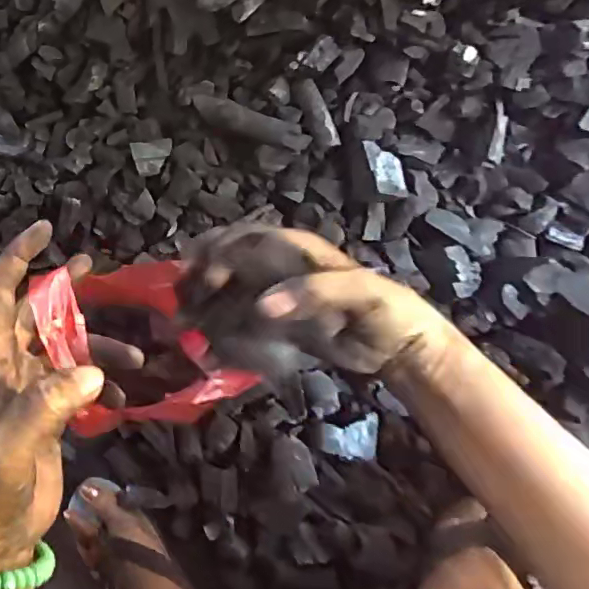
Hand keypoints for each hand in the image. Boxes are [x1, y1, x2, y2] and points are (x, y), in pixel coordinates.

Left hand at [0, 221, 141, 571]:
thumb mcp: (11, 446)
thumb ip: (46, 407)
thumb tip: (92, 372)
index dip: (17, 259)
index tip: (44, 230)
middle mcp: (8, 365)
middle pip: (35, 312)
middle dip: (63, 289)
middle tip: (95, 267)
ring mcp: (29, 388)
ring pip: (64, 348)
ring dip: (96, 347)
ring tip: (133, 360)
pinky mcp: (48, 412)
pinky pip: (78, 382)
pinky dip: (102, 383)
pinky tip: (124, 397)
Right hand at [187, 224, 454, 375]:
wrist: (405, 350)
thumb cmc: (387, 311)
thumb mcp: (361, 293)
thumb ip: (313, 292)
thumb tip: (261, 306)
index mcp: (293, 246)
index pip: (243, 237)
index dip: (220, 252)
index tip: (211, 280)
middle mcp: (273, 261)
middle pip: (222, 254)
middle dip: (198, 270)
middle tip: (183, 292)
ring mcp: (269, 288)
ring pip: (223, 282)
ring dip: (200, 295)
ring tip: (183, 312)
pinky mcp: (270, 316)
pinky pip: (234, 312)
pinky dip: (215, 321)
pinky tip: (202, 333)